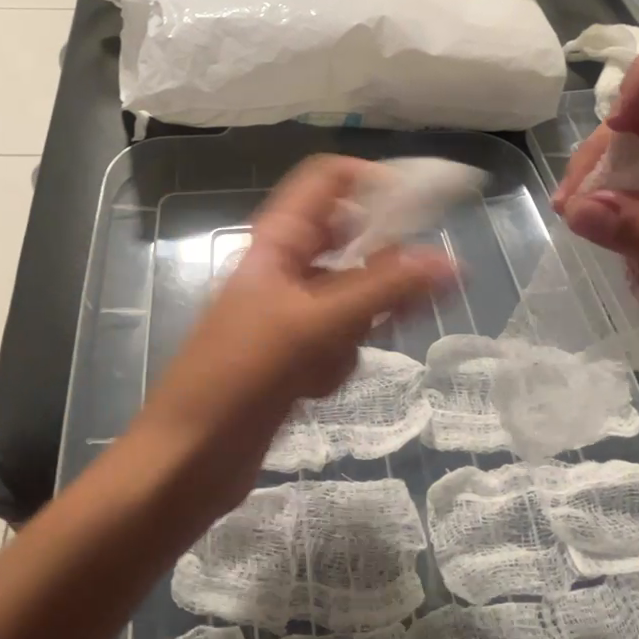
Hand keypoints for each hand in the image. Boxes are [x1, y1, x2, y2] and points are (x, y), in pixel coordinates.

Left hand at [135, 156, 454, 506]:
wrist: (186, 459)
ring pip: (350, 298)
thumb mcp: (316, 324)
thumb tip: (452, 260)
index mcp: (277, 239)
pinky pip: (338, 341)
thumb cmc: (240, 376)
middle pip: (349, 242)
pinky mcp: (293, 354)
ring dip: (355, 328)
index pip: (329, 180)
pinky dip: (337, 361)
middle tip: (406, 298)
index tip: (424, 209)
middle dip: (378, 272)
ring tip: (329, 358)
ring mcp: (289, 312)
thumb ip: (385, 289)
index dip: (375, 181)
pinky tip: (313, 388)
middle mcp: (284, 267)